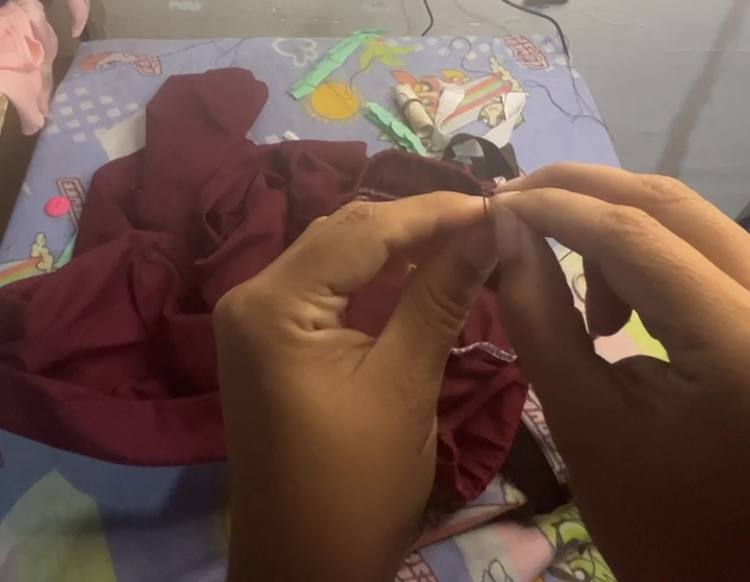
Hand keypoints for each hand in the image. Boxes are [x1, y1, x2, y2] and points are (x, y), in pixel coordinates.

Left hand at [215, 193, 497, 581]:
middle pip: (345, 233)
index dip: (433, 212)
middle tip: (486, 221)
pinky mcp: (273, 335)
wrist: (303, 572)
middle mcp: (254, 293)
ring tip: (465, 240)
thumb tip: (491, 227)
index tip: (495, 204)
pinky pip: (328, 284)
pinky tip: (422, 271)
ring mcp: (258, 314)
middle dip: (418, 224)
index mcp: (274, 303)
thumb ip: (442, 295)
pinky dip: (377, 275)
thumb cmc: (355, 490)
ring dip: (400, 245)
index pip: (362, 229)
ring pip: (337, 252)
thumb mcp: (404, 384)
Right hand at [491, 164, 749, 581]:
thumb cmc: (660, 534)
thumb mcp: (579, 419)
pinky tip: (629, 310)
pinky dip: (661, 261)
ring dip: (623, 231)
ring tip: (583, 297)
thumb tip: (503, 224)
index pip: (637, 235)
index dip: (557, 206)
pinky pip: (724, 262)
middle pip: (677, 208)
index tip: (497, 201)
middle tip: (520, 202)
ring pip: (702, 227)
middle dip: (587, 192)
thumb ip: (536, 307)